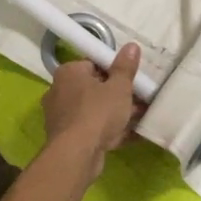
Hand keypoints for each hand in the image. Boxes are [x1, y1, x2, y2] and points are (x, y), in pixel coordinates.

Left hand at [40, 44, 142, 177]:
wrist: (77, 154)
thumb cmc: (97, 112)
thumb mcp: (119, 87)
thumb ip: (125, 67)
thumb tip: (132, 46)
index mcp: (69, 73)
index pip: (93, 64)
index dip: (114, 71)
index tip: (130, 80)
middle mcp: (59, 91)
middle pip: (94, 88)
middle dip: (117, 95)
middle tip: (139, 99)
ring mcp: (61, 116)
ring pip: (94, 110)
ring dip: (115, 114)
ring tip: (140, 118)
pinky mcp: (67, 137)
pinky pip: (92, 128)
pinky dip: (108, 130)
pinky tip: (131, 135)